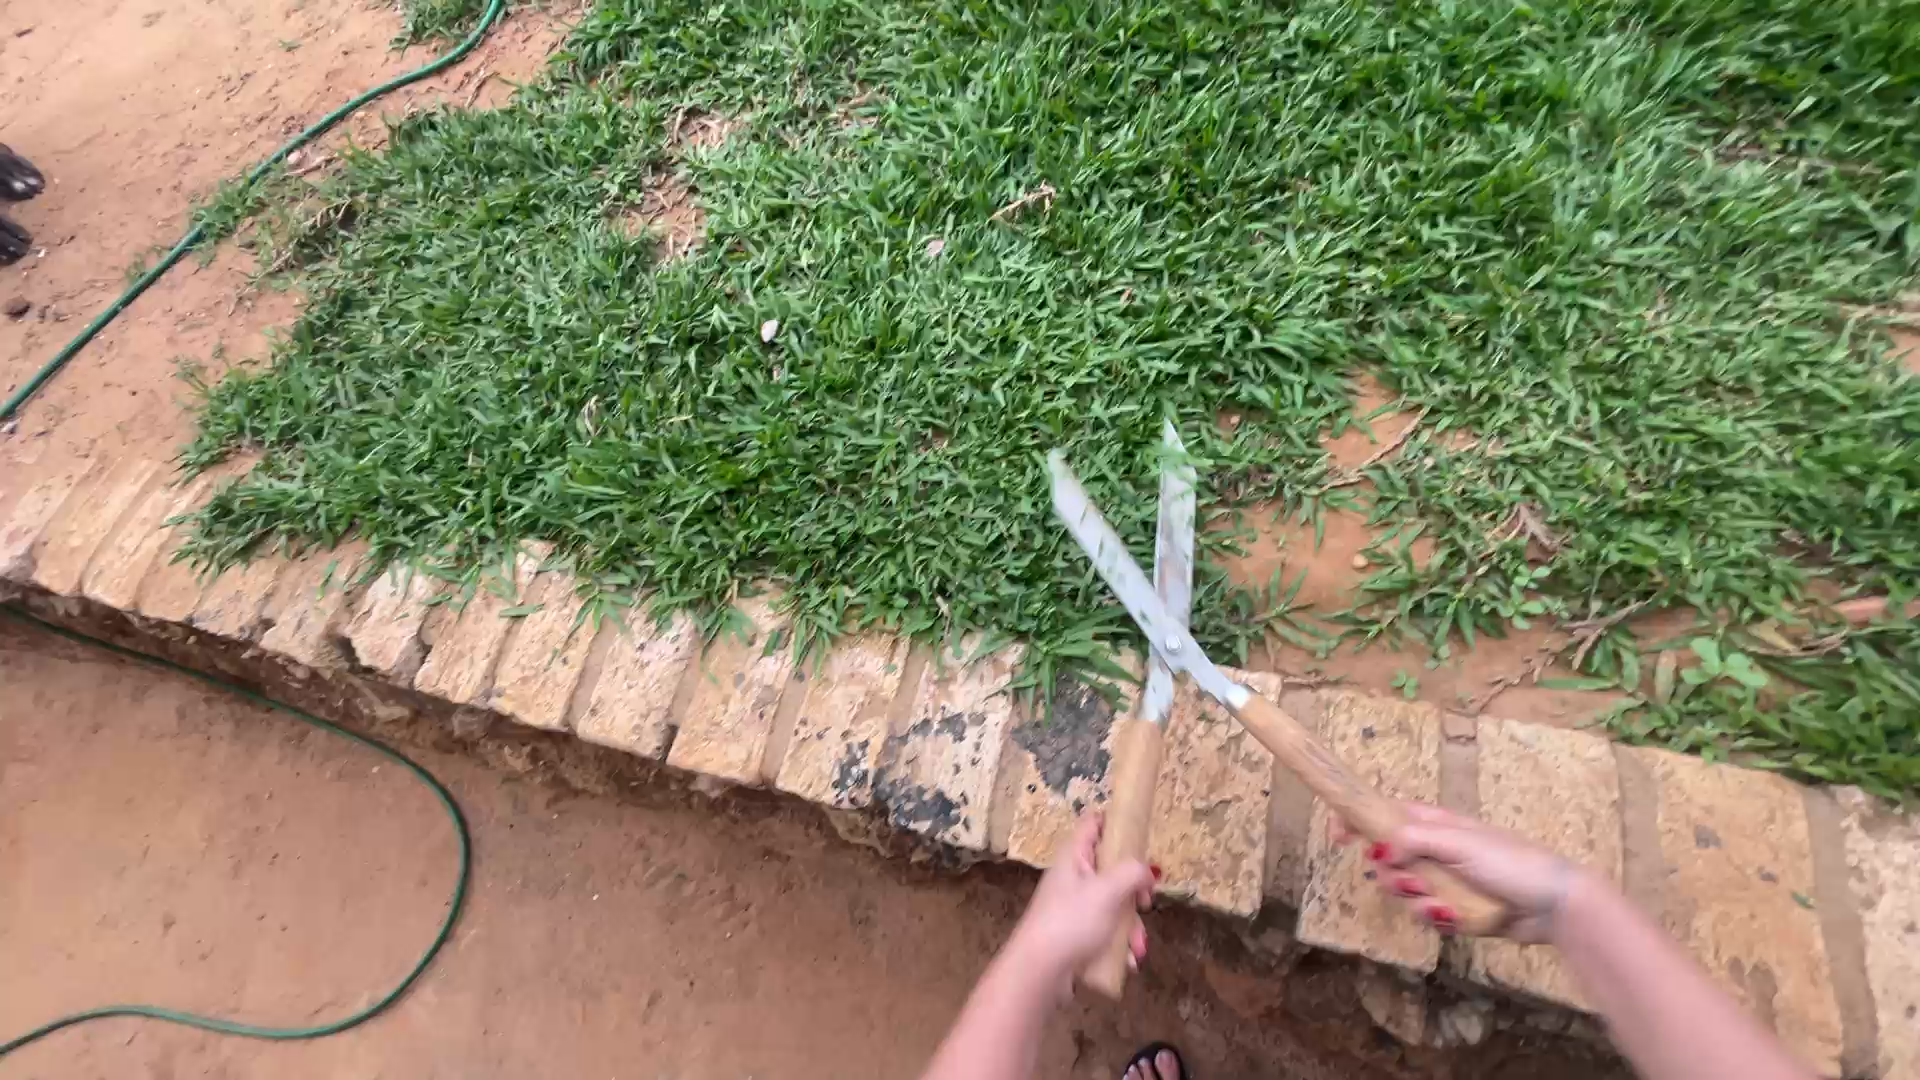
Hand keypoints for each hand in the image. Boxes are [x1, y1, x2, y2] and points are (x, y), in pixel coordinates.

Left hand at [1003, 814, 1153, 997]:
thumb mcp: (1106, 891)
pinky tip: (1126, 961)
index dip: (1116, 823)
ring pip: (1113, 904)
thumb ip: (1131, 873)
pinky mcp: (1076, 932)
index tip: (1141, 838)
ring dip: (1130, 926)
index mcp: (1075, 855)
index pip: (1094, 823)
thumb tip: (1148, 870)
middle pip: (1112, 868)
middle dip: (1134, 890)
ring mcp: (1074, 905)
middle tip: (1145, 902)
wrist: (1040, 971)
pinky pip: (1106, 930)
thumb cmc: (1071, 921)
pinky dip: (1119, 944)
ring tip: (1136, 948)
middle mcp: (1074, 876)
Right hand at [1347, 802, 1580, 942]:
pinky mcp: (1451, 908)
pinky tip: (1453, 918)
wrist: (1556, 905)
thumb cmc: (1509, 862)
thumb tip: (1376, 850)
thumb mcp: (1457, 842)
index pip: (1380, 814)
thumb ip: (1411, 840)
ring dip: (1414, 898)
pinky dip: (1433, 917)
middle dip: (1392, 874)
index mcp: (1429, 823)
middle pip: (1384, 858)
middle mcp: (1428, 849)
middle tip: (1411, 881)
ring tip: (1439, 904)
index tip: (1337, 836)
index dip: (1355, 821)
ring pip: (1400, 888)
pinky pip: (1422, 913)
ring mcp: (1440, 880)